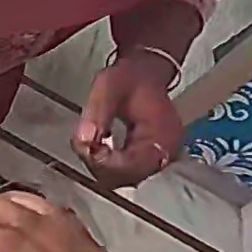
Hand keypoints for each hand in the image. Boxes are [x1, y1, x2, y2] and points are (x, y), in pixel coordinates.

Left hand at [75, 51, 183, 187]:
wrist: (144, 72)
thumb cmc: (129, 78)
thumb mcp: (108, 87)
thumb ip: (96, 115)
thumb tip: (85, 143)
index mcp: (163, 133)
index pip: (133, 165)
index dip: (105, 163)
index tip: (87, 147)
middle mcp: (167, 150)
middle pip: (129, 177)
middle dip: (101, 166)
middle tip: (86, 146)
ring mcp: (160, 156)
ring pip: (126, 178)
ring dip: (103, 167)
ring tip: (92, 146)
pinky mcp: (151, 157)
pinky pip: (128, 172)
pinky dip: (109, 165)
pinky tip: (100, 151)